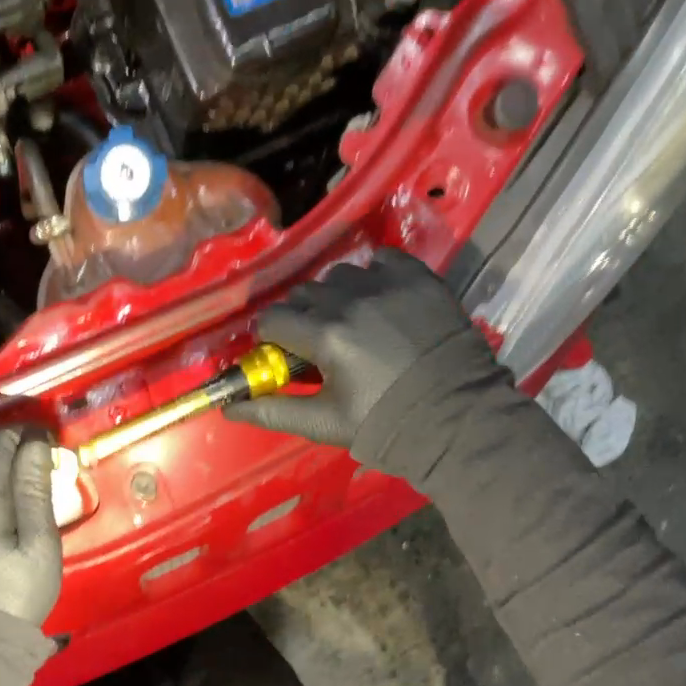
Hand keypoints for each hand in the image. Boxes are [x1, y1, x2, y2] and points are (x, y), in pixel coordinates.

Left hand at [0, 425, 63, 625]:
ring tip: (24, 459)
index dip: (28, 432)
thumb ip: (35, 490)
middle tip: (41, 445)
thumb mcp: (39, 541)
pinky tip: (6, 481)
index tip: (53, 439)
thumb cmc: (20, 589)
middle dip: (10, 436)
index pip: (1, 443)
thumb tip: (35, 443)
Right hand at [224, 251, 491, 448]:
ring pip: (339, 275)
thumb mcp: (322, 423)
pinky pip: (381, 259)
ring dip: (334, 295)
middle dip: (301, 317)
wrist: (456, 419)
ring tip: (350, 321)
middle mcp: (351, 300)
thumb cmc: (383, 425)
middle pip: (304, 294)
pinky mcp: (420, 278)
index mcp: (324, 336)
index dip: (270, 338)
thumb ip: (272, 411)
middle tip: (316, 344)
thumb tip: (229, 409)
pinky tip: (378, 301)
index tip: (281, 353)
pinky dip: (372, 275)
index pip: (273, 320)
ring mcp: (388, 284)